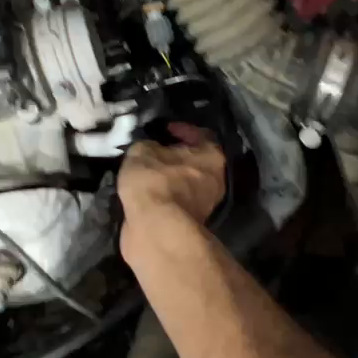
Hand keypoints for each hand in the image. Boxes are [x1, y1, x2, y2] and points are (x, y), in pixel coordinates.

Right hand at [118, 125, 226, 256]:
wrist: (155, 229)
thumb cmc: (155, 181)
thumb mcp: (142, 150)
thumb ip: (148, 145)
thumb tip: (149, 150)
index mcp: (212, 156)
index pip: (201, 135)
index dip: (181, 129)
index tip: (164, 128)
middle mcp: (215, 180)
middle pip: (194, 162)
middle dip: (173, 157)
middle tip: (151, 151)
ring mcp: (203, 206)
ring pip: (183, 184)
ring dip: (166, 179)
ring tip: (142, 173)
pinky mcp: (188, 224)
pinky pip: (174, 202)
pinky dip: (161, 197)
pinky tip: (143, 193)